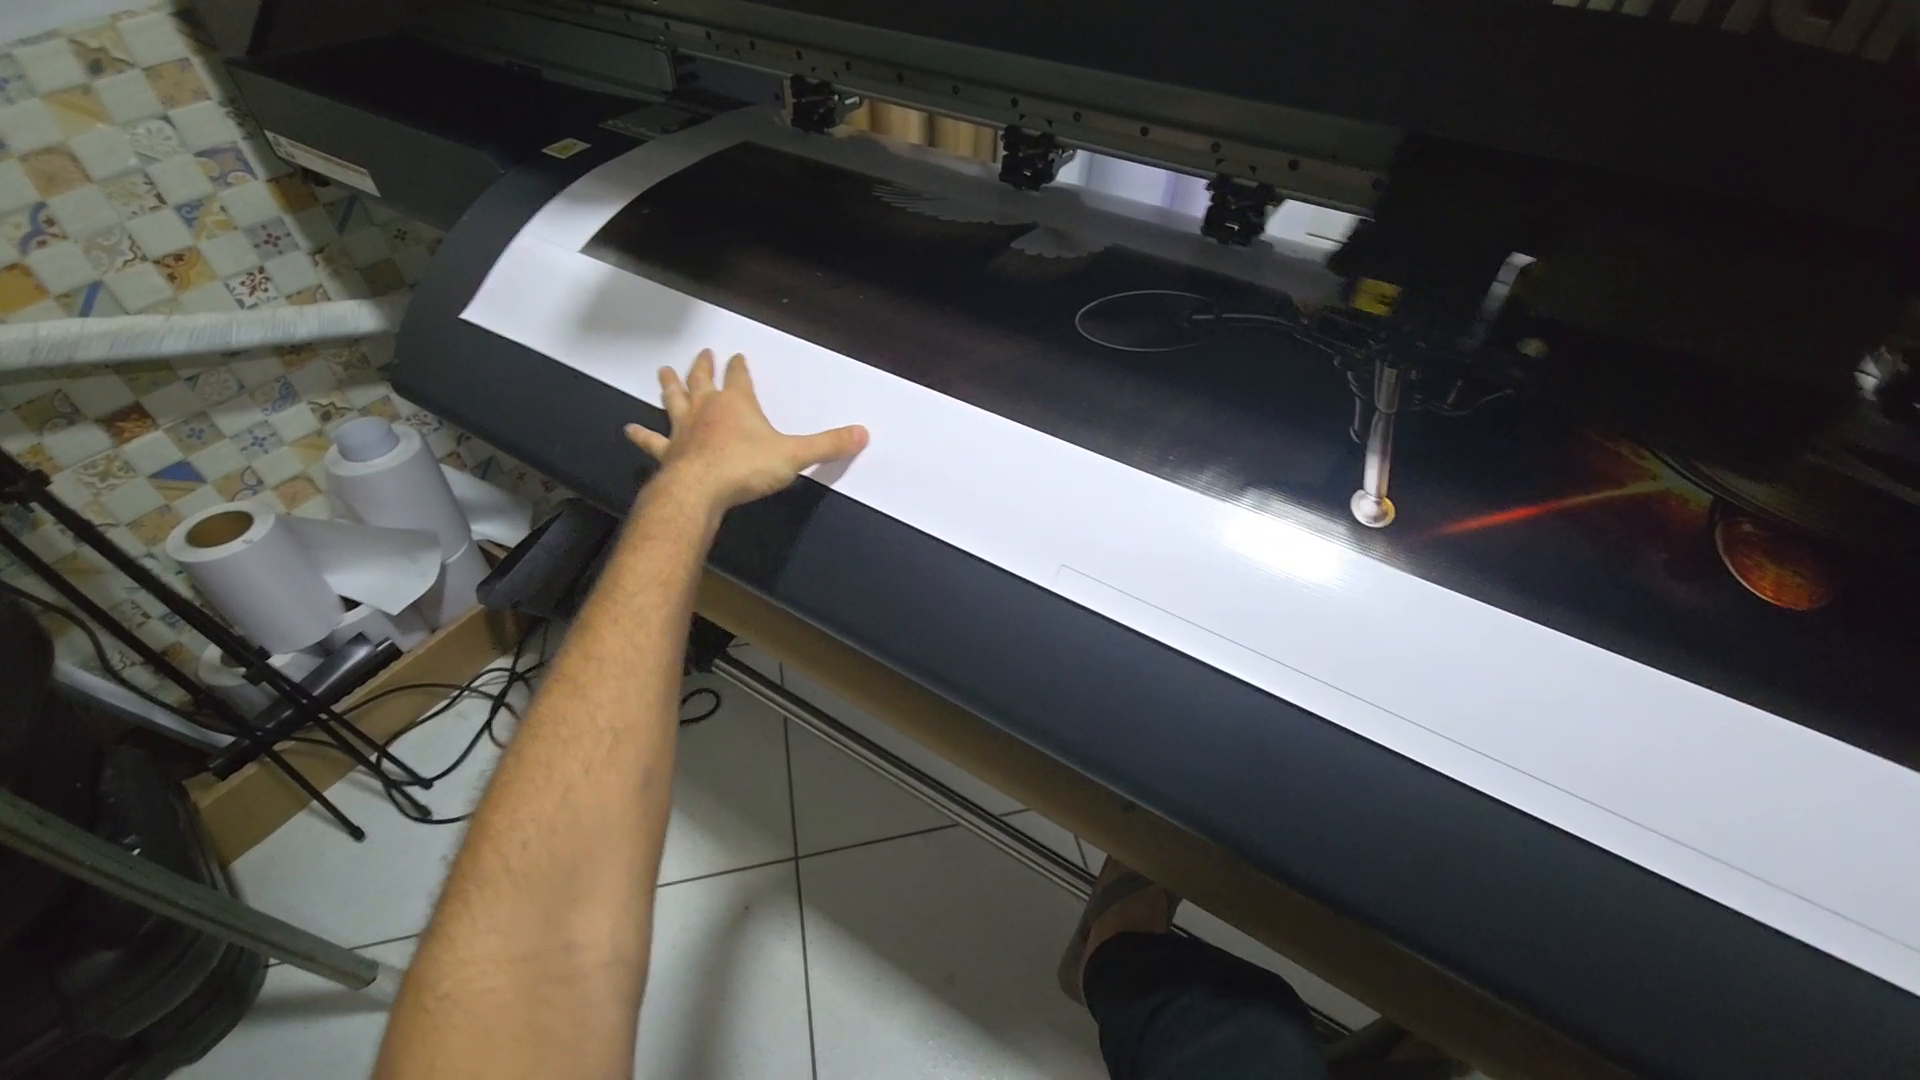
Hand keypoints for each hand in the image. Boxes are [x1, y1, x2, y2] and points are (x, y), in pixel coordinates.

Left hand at [625, 349, 867, 512]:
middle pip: (703, 381)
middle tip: (702, 354)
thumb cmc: (746, 468)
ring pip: (674, 401)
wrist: (700, 490)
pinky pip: (651, 440)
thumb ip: (828, 445)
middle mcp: (707, 409)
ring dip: (670, 386)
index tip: (736, 355)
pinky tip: (629, 429)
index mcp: (737, 404)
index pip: (739, 377)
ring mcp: (683, 430)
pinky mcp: (667, 452)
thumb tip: (864, 433)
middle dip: (704, 367)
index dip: (739, 367)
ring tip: (663, 372)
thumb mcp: (795, 455)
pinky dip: (641, 434)